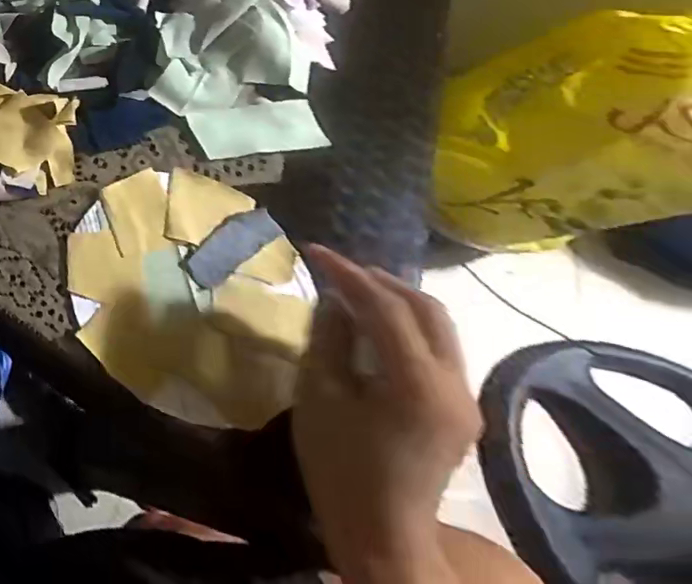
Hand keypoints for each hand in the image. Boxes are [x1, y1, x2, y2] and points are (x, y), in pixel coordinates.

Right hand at [294, 246, 481, 581]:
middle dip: (381, 281)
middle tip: (335, 265)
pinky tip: (369, 324)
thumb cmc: (336, 458)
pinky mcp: (457, 411)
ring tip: (349, 287)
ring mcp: (464, 402)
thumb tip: (335, 300)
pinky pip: (435, 352)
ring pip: (438, 330)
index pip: (386, 308)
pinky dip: (403, 326)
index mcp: (417, 384)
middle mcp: (455, 388)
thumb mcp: (318, 391)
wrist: (379, 526)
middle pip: (429, 313)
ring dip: (396, 301)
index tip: (312, 250)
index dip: (347, 273)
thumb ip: (329, 338)